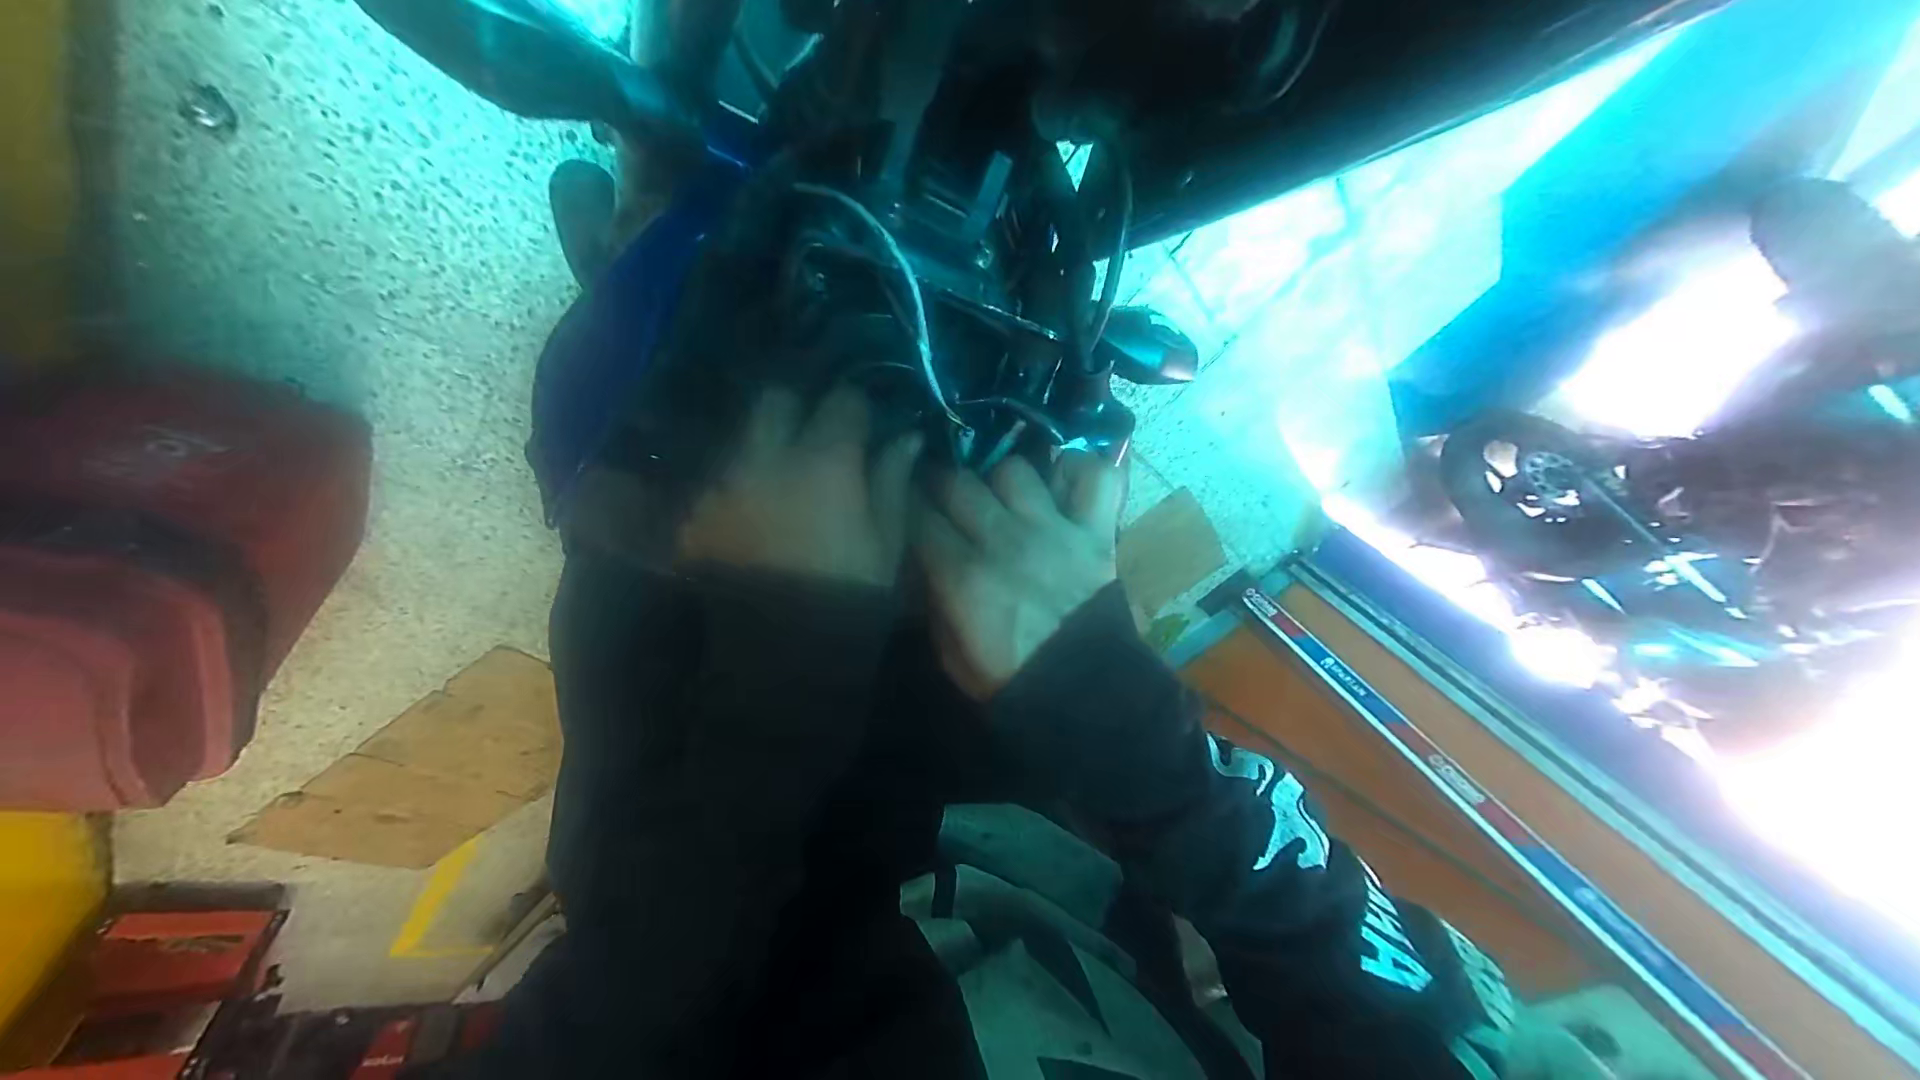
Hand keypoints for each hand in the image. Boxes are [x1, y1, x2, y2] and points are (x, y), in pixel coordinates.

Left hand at [678, 385, 922, 585]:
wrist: (783, 659)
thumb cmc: (851, 599)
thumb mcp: (888, 542)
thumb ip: (894, 479)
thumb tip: (907, 436)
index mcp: (825, 463)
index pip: (843, 401)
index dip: (859, 408)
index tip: (867, 425)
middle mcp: (766, 459)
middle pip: (777, 398)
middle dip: (800, 408)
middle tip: (818, 435)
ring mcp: (724, 485)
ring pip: (742, 434)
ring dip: (766, 441)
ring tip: (784, 472)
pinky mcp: (698, 515)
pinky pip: (719, 477)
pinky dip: (740, 480)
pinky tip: (756, 508)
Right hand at [914, 451, 1126, 698]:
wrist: (1081, 694)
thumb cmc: (1009, 676)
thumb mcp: (949, 650)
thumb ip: (931, 597)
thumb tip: (920, 555)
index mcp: (963, 576)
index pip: (918, 514)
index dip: (907, 504)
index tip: (909, 508)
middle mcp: (1006, 542)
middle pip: (958, 481)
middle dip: (942, 484)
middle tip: (947, 497)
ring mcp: (1056, 532)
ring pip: (1014, 469)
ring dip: (1001, 482)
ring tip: (1003, 499)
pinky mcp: (1097, 532)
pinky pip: (1093, 475)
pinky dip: (1077, 470)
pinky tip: (1061, 486)